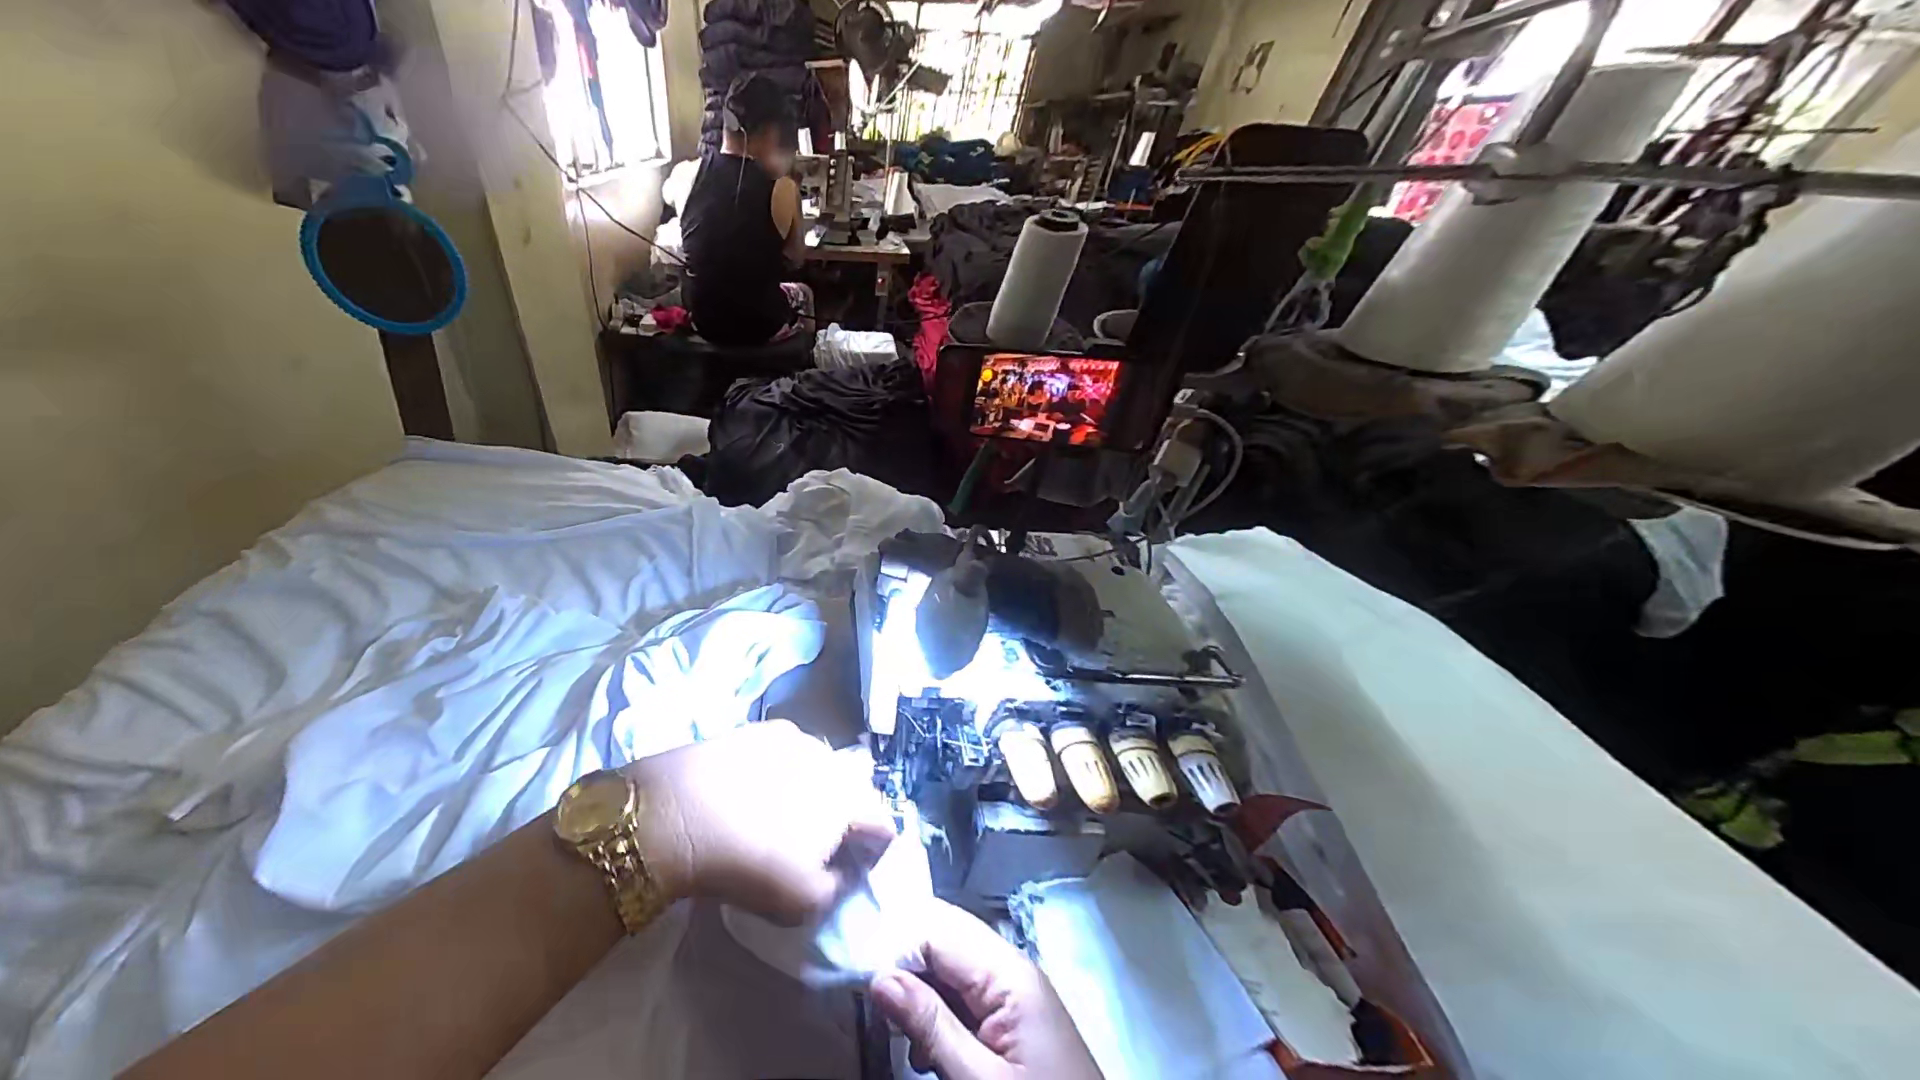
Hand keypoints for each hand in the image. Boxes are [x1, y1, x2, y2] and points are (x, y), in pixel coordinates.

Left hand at [625, 720, 895, 924]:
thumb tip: (846, 870)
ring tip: (776, 812)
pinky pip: (786, 751)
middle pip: (852, 791)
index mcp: (851, 799)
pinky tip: (751, 789)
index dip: (872, 848)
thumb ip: (840, 887)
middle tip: (811, 841)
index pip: (884, 823)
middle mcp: (832, 758)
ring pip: (819, 767)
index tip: (848, 864)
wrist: (674, 815)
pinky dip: (780, 768)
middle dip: (841, 814)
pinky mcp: (759, 728)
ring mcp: (796, 736)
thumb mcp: (802, 901)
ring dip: (810, 787)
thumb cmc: (746, 862)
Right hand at [870, 900, 1101, 1079]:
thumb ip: (931, 1026)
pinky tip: (925, 1048)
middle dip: (906, 962)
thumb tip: (879, 976)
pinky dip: (938, 1010)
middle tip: (875, 1001)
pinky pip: (965, 993)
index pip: (939, 928)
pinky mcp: (1012, 1015)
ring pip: (951, 965)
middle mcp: (1011, 966)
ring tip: (899, 1032)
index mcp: (1007, 972)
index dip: (897, 944)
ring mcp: (1013, 989)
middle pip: (946, 938)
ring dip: (919, 990)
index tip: (859, 971)